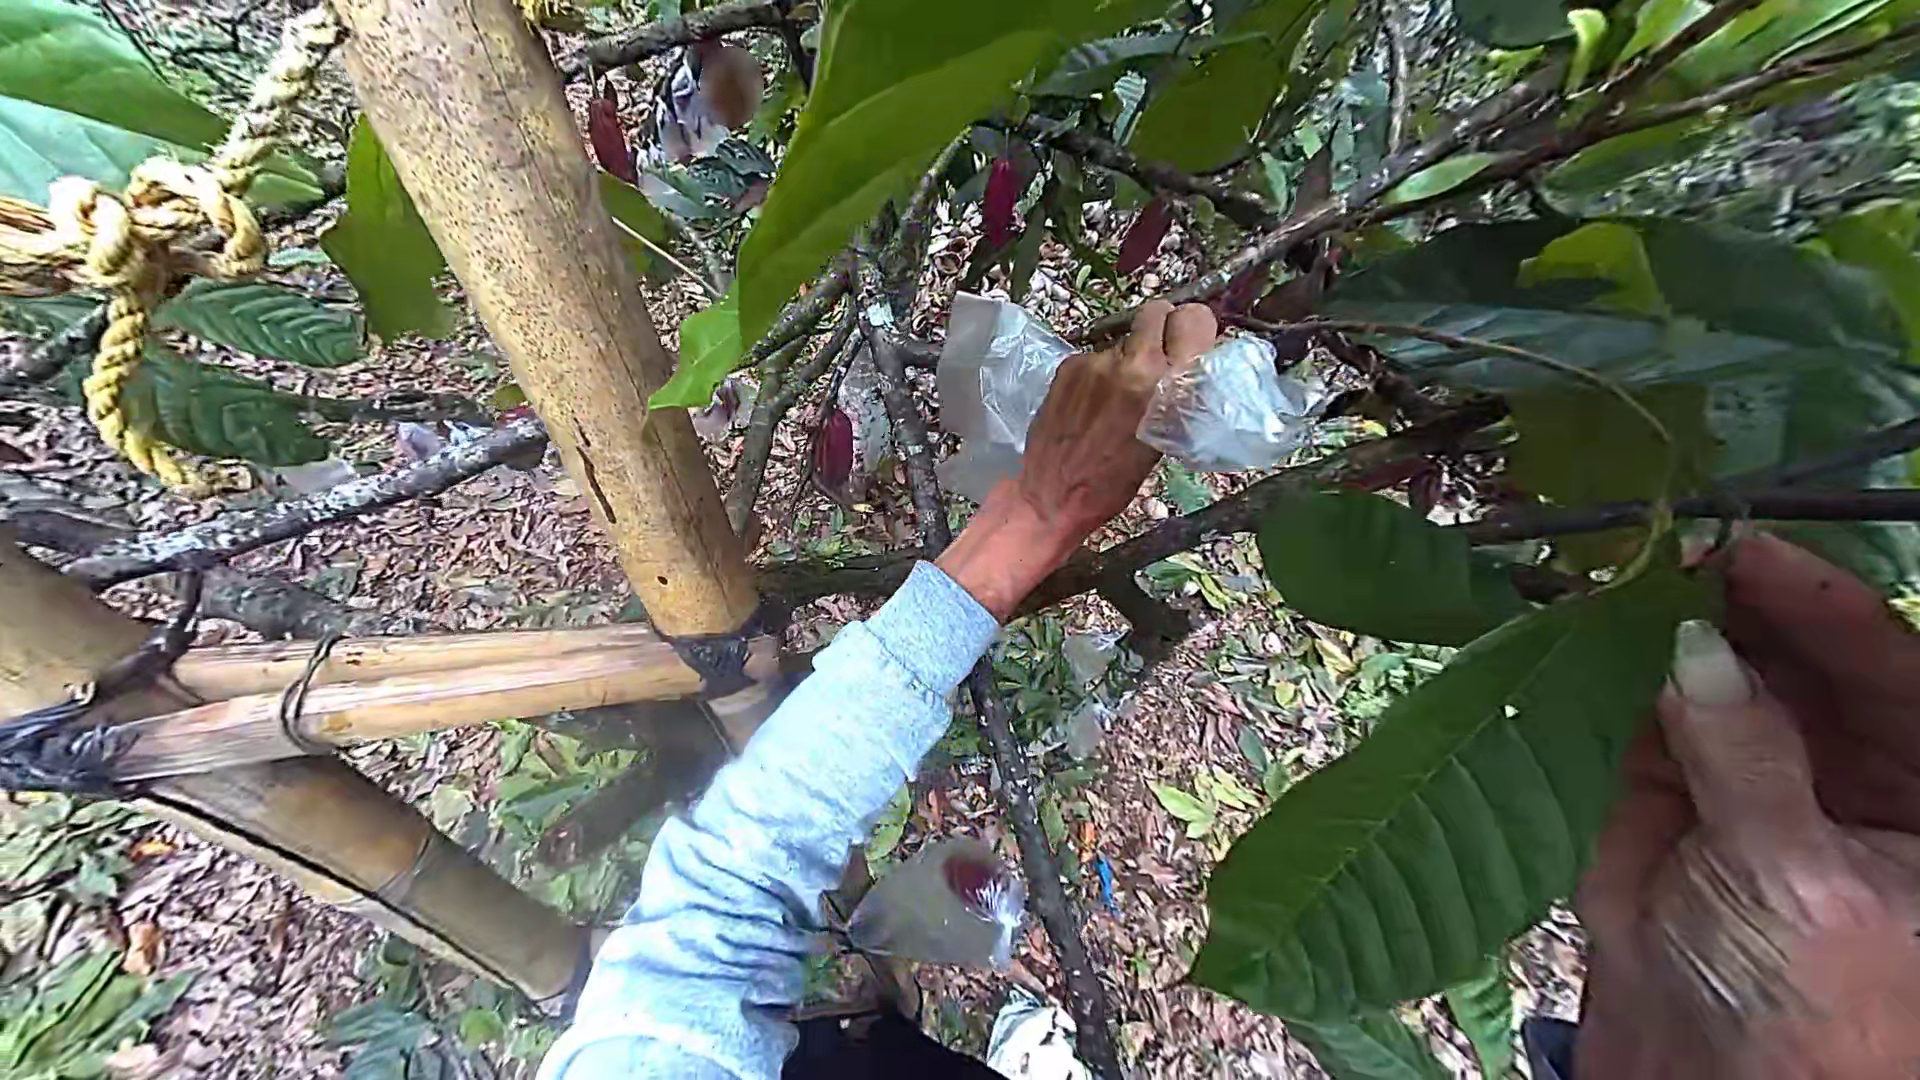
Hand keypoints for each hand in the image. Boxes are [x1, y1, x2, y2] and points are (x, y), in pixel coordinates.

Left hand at [936, 300, 1217, 619]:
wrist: (1049, 497)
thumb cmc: (1111, 484)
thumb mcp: (1161, 443)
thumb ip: (1175, 396)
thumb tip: (1184, 365)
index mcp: (1166, 387)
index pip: (1193, 319)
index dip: (1190, 330)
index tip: (1184, 346)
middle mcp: (1131, 365)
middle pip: (1157, 312)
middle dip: (1158, 331)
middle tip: (1151, 362)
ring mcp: (1094, 362)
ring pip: (1122, 340)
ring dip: (1124, 359)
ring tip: (1112, 399)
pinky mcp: (1067, 366)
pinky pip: (1094, 356)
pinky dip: (1096, 374)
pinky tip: (1087, 404)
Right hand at [1577, 534, 1919, 1077]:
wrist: (1698, 1034)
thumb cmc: (1815, 982)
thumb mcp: (1800, 871)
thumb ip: (1747, 754)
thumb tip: (1695, 644)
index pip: (1894, 669)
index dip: (1824, 603)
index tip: (1741, 546)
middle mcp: (1839, 755)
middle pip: (1791, 656)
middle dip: (1733, 604)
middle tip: (1659, 553)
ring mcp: (1734, 755)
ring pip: (1701, 671)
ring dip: (1656, 628)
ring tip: (1608, 581)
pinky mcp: (1649, 763)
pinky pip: (1629, 701)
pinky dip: (1600, 666)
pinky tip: (1574, 631)